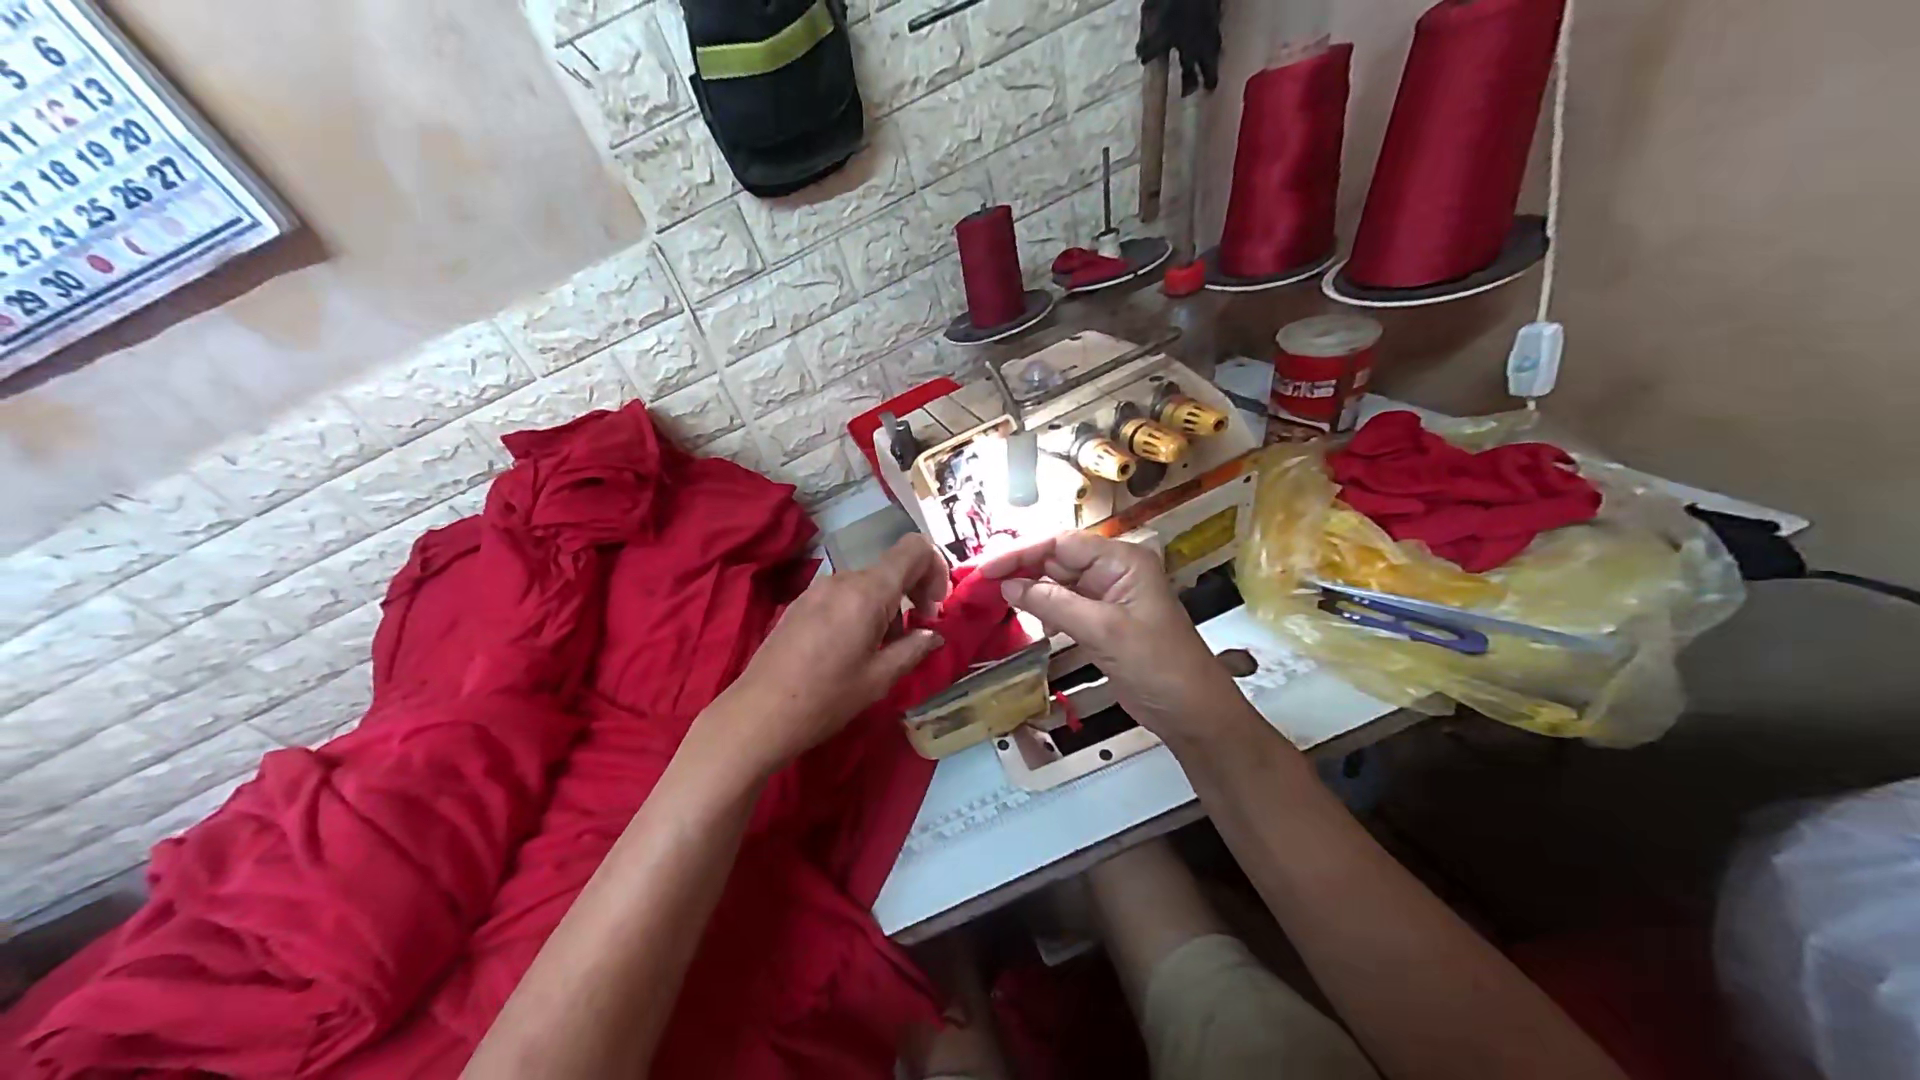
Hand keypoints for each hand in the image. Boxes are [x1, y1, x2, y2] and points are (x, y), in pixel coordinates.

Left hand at [702, 535, 950, 777]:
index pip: (914, 549)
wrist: (758, 715)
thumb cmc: (826, 699)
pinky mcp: (801, 602)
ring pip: (869, 583)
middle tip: (916, 634)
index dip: (936, 569)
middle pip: (892, 567)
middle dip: (914, 594)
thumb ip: (913, 648)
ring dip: (888, 606)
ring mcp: (818, 589)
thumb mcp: (880, 678)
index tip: (934, 609)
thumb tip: (933, 634)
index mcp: (867, 591)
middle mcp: (843, 579)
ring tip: (883, 650)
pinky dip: (862, 610)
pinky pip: (844, 594)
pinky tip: (853, 648)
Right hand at [978, 532, 1252, 748]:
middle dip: (1019, 569)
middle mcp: (1114, 572)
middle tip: (979, 584)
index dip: (1020, 553)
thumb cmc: (1157, 665)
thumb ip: (1052, 603)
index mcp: (1122, 561)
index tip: (985, 569)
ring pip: (1057, 584)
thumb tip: (1007, 585)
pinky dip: (1043, 610)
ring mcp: (1108, 598)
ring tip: (993, 598)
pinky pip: (1064, 606)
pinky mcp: (1102, 622)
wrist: (1192, 713)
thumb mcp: (1103, 630)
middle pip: (1056, 560)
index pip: (1061, 544)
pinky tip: (1028, 619)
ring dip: (1028, 590)